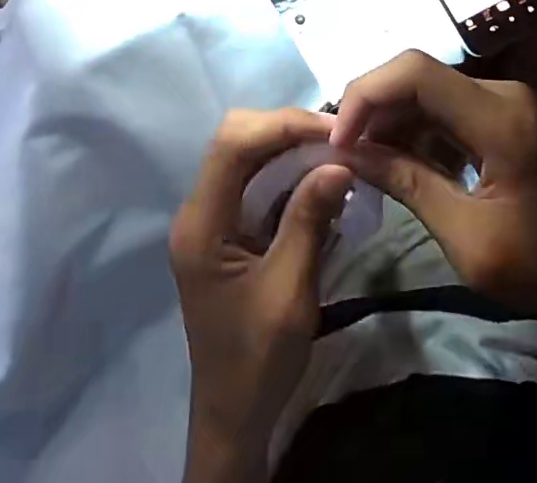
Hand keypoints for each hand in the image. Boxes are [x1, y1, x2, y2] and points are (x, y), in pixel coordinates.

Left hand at [171, 108, 352, 482]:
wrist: (234, 411)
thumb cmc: (258, 358)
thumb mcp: (290, 291)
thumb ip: (308, 220)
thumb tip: (338, 163)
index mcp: (201, 224)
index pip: (233, 145)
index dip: (282, 125)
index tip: (333, 132)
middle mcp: (198, 210)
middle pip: (235, 139)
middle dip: (286, 130)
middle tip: (338, 142)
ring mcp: (209, 217)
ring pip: (245, 154)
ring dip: (289, 146)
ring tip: (335, 153)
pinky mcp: (225, 227)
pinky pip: (253, 179)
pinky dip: (286, 169)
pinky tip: (317, 177)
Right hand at [331, 51, 536, 326]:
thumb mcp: (467, 238)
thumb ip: (406, 184)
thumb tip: (348, 154)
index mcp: (499, 118)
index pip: (415, 73)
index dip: (365, 96)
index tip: (338, 142)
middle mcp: (501, 94)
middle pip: (416, 76)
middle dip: (371, 110)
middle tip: (342, 154)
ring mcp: (503, 103)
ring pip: (425, 92)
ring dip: (390, 123)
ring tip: (363, 163)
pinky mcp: (501, 118)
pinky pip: (444, 110)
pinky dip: (414, 133)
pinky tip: (397, 165)